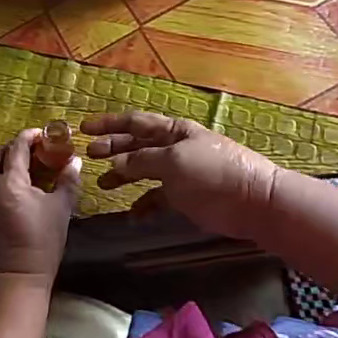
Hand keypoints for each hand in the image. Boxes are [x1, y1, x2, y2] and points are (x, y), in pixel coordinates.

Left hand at [0, 127, 80, 280]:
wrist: (21, 271)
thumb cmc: (44, 238)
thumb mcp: (61, 207)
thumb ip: (68, 180)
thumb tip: (75, 161)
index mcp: (11, 182)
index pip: (16, 148)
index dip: (29, 136)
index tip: (42, 134)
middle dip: (16, 146)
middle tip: (36, 146)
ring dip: (5, 158)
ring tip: (26, 160)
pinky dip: (0, 172)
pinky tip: (17, 180)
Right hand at [81, 112, 278, 238]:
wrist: (254, 202)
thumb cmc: (214, 171)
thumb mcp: (173, 160)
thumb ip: (140, 159)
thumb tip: (115, 162)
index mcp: (173, 131)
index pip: (134, 122)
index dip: (108, 124)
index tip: (84, 129)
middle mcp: (172, 148)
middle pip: (135, 145)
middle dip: (112, 148)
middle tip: (90, 155)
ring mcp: (177, 172)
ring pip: (141, 170)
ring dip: (122, 176)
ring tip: (103, 185)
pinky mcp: (182, 197)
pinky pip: (155, 198)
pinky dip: (142, 205)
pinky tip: (131, 214)